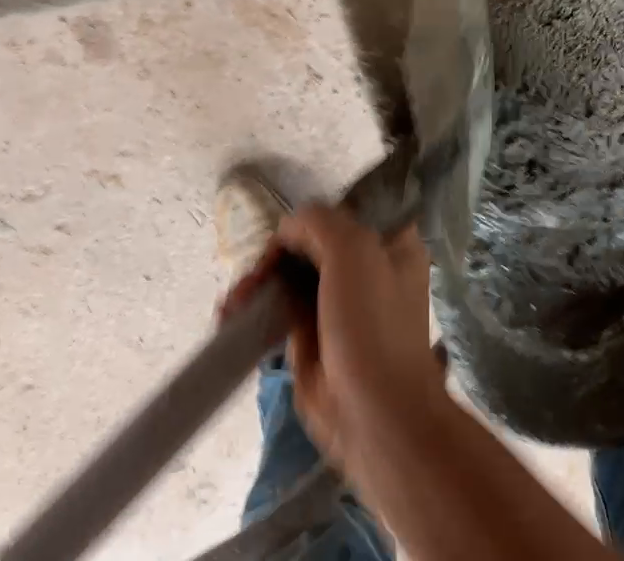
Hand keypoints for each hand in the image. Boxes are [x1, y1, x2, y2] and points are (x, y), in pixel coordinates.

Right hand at [223, 206, 439, 467]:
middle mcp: (369, 269)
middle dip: (276, 255)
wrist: (372, 411)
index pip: (347, 212)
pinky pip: (279, 310)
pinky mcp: (314, 337)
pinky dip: (255, 309)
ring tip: (234, 303)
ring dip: (258, 282)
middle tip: (253, 276)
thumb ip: (319, 223)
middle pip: (312, 244)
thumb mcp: (353, 251)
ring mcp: (340, 304)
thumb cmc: (372, 323)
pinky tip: (230, 314)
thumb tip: (288, 230)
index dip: (314, 219)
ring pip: (291, 276)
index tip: (286, 235)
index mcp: (392, 244)